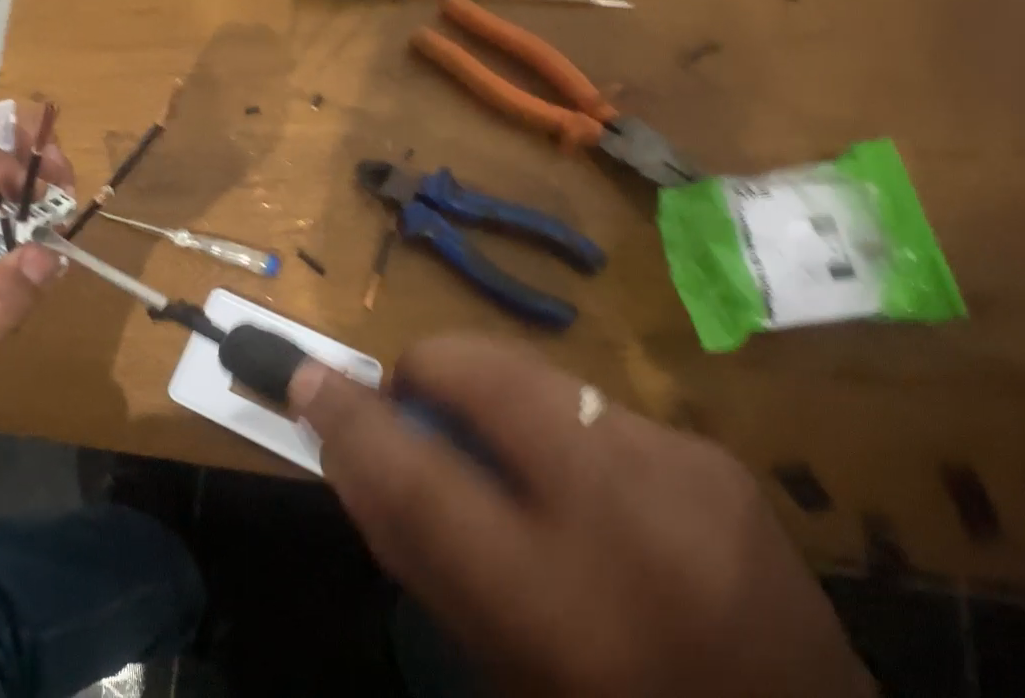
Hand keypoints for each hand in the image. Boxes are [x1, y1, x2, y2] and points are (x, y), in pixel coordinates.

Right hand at [290, 335, 873, 697]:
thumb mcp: (493, 656)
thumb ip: (415, 547)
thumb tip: (352, 447)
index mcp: (555, 599)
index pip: (417, 474)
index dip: (349, 416)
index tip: (307, 379)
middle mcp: (625, 512)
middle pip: (487, 374)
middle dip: (428, 369)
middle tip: (414, 412)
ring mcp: (685, 471)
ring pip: (539, 378)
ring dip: (495, 402)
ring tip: (506, 464)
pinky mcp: (717, 458)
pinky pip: (600, 410)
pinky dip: (560, 429)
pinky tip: (585, 492)